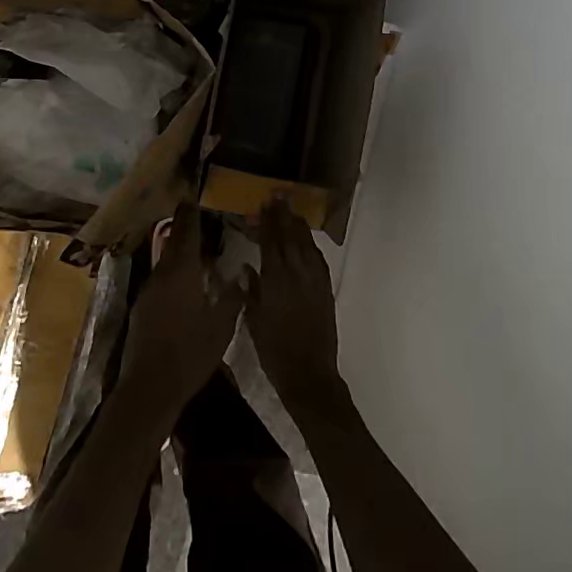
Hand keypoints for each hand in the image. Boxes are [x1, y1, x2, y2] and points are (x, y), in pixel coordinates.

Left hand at [117, 208, 244, 419]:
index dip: (190, 215)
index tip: (192, 198)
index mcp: (180, 273)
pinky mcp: (142, 310)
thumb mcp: (220, 326)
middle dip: (184, 230)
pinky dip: (173, 274)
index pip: (186, 234)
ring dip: (179, 254)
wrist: (150, 386)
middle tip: (196, 217)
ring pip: (166, 264)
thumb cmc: (190, 353)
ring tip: (196, 249)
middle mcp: (161, 276)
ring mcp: (148, 293)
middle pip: (173, 245)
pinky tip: (185, 284)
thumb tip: (240, 274)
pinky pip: (161, 281)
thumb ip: (232, 297)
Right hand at [247, 199, 344, 411]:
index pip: (270, 241)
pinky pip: (318, 260)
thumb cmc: (274, 349)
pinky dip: (310, 246)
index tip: (263, 203)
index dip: (267, 221)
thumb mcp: (253, 319)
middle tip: (278, 197)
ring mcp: (315, 281)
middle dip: (284, 216)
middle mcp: (297, 274)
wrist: (309, 374)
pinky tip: (305, 242)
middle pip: (290, 237)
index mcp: (275, 280)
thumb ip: (250, 291)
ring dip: (298, 227)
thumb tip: (246, 269)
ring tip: (291, 212)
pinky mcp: (326, 291)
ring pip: (306, 245)